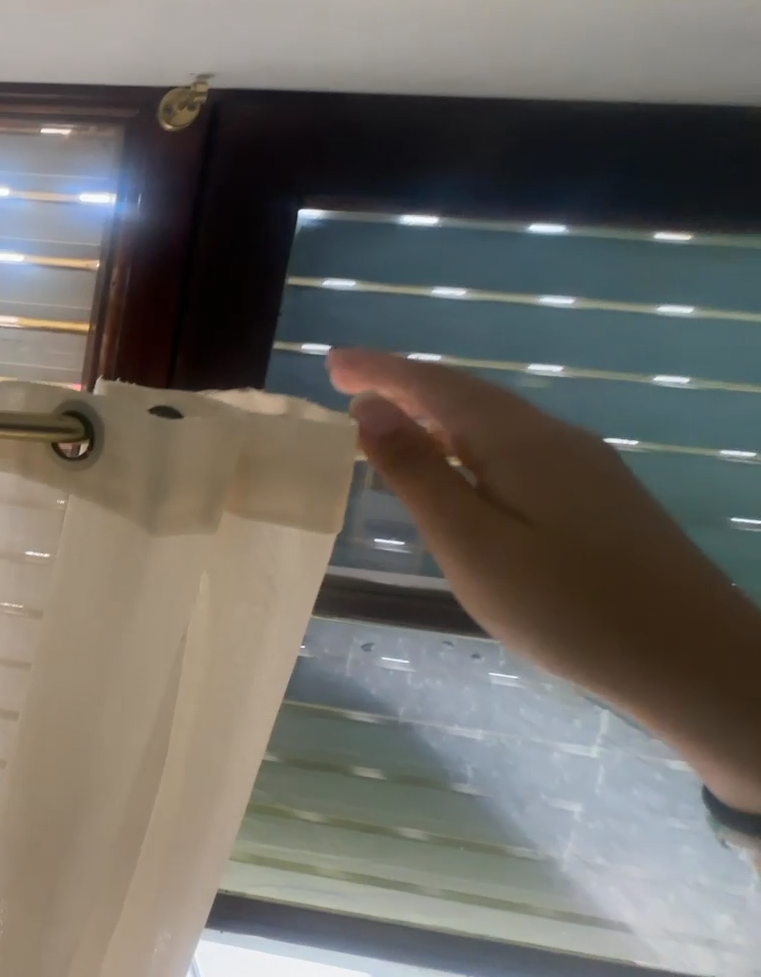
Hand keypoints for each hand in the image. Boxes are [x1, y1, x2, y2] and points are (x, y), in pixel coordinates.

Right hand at [329, 348, 760, 810]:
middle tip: (344, 381)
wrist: (697, 665)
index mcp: (519, 443)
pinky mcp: (592, 495)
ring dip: (430, 408)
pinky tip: (447, 459)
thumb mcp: (468, 539)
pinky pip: (509, 444)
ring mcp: (581, 467)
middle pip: (465, 394)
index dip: (380, 370)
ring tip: (380, 416)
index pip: (436, 387)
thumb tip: (369, 407)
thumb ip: (416, 471)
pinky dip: (460, 436)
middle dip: (401, 382)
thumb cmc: (564, 604)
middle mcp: (553, 440)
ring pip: (489, 419)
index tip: (331, 362)